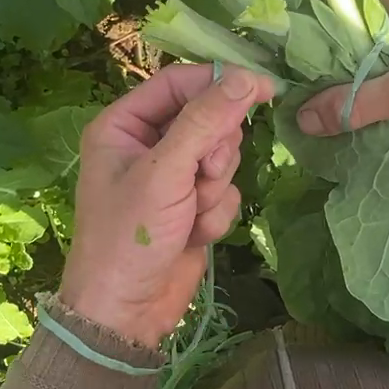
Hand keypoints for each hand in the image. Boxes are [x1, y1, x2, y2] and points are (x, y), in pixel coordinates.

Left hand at [58, 64, 275, 343]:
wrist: (126, 312)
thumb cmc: (130, 236)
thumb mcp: (164, 173)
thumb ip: (205, 122)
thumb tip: (246, 77)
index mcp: (125, 125)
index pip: (180, 83)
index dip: (220, 83)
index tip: (263, 88)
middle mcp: (149, 145)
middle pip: (209, 119)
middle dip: (215, 152)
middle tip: (204, 175)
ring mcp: (174, 177)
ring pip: (223, 157)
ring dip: (215, 188)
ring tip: (190, 213)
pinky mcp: (194, 205)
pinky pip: (226, 191)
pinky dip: (216, 214)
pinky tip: (194, 235)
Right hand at [295, 0, 388, 134]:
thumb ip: (356, 104)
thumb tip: (301, 119)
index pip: (330, 21)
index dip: (303, 46)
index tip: (277, 73)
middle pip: (345, 47)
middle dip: (321, 74)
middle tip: (289, 103)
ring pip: (365, 66)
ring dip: (345, 88)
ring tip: (312, 115)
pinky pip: (385, 79)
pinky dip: (369, 95)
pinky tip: (352, 117)